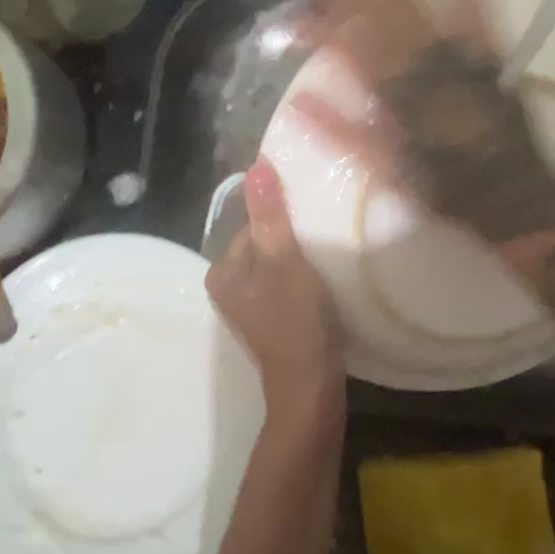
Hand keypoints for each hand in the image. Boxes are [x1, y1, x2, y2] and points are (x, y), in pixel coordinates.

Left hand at [206, 162, 344, 415]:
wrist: (312, 387)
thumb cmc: (294, 321)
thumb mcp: (283, 261)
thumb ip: (270, 215)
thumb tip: (257, 166)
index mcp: (223, 270)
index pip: (255, 224)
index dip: (286, 219)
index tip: (316, 218)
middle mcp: (230, 286)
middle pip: (267, 243)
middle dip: (295, 237)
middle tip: (328, 236)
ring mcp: (252, 306)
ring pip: (280, 263)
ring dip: (304, 257)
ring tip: (332, 255)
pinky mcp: (274, 320)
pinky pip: (289, 283)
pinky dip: (307, 278)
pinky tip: (328, 280)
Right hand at [291, 0, 554, 246]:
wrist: (519, 203)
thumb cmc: (449, 193)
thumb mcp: (389, 171)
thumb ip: (342, 134)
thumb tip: (298, 101)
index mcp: (400, 95)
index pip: (349, 48)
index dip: (319, 27)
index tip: (297, 20)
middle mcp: (430, 67)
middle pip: (381, 15)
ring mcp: (465, 56)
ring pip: (422, 6)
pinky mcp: (493, 57)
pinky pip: (480, 10)